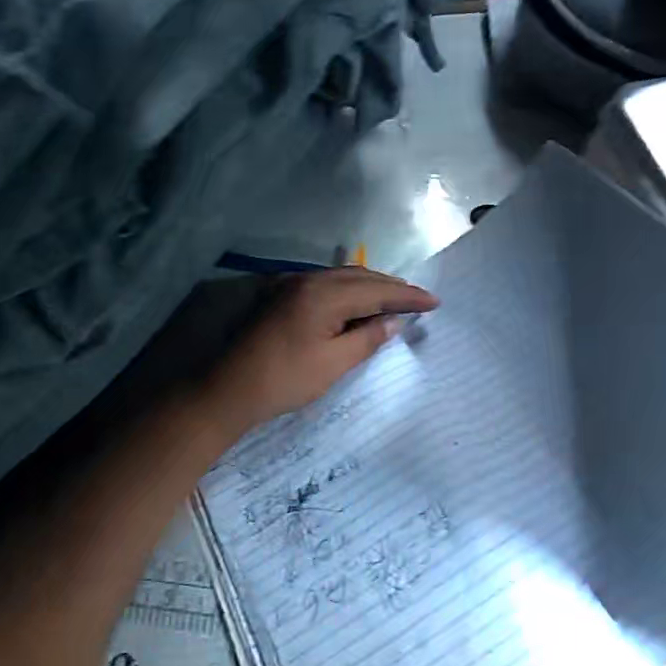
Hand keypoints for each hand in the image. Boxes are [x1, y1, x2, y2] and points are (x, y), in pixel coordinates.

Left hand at [201, 267, 437, 431]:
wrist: (230, 388)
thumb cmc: (285, 379)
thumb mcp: (333, 363)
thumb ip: (367, 338)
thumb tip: (393, 321)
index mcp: (322, 293)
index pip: (375, 289)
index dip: (406, 296)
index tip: (435, 302)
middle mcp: (305, 281)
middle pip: (357, 277)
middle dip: (389, 287)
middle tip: (418, 299)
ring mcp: (288, 286)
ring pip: (338, 278)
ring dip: (367, 286)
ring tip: (393, 299)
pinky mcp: (278, 298)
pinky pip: (321, 286)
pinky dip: (345, 291)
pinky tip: (354, 303)